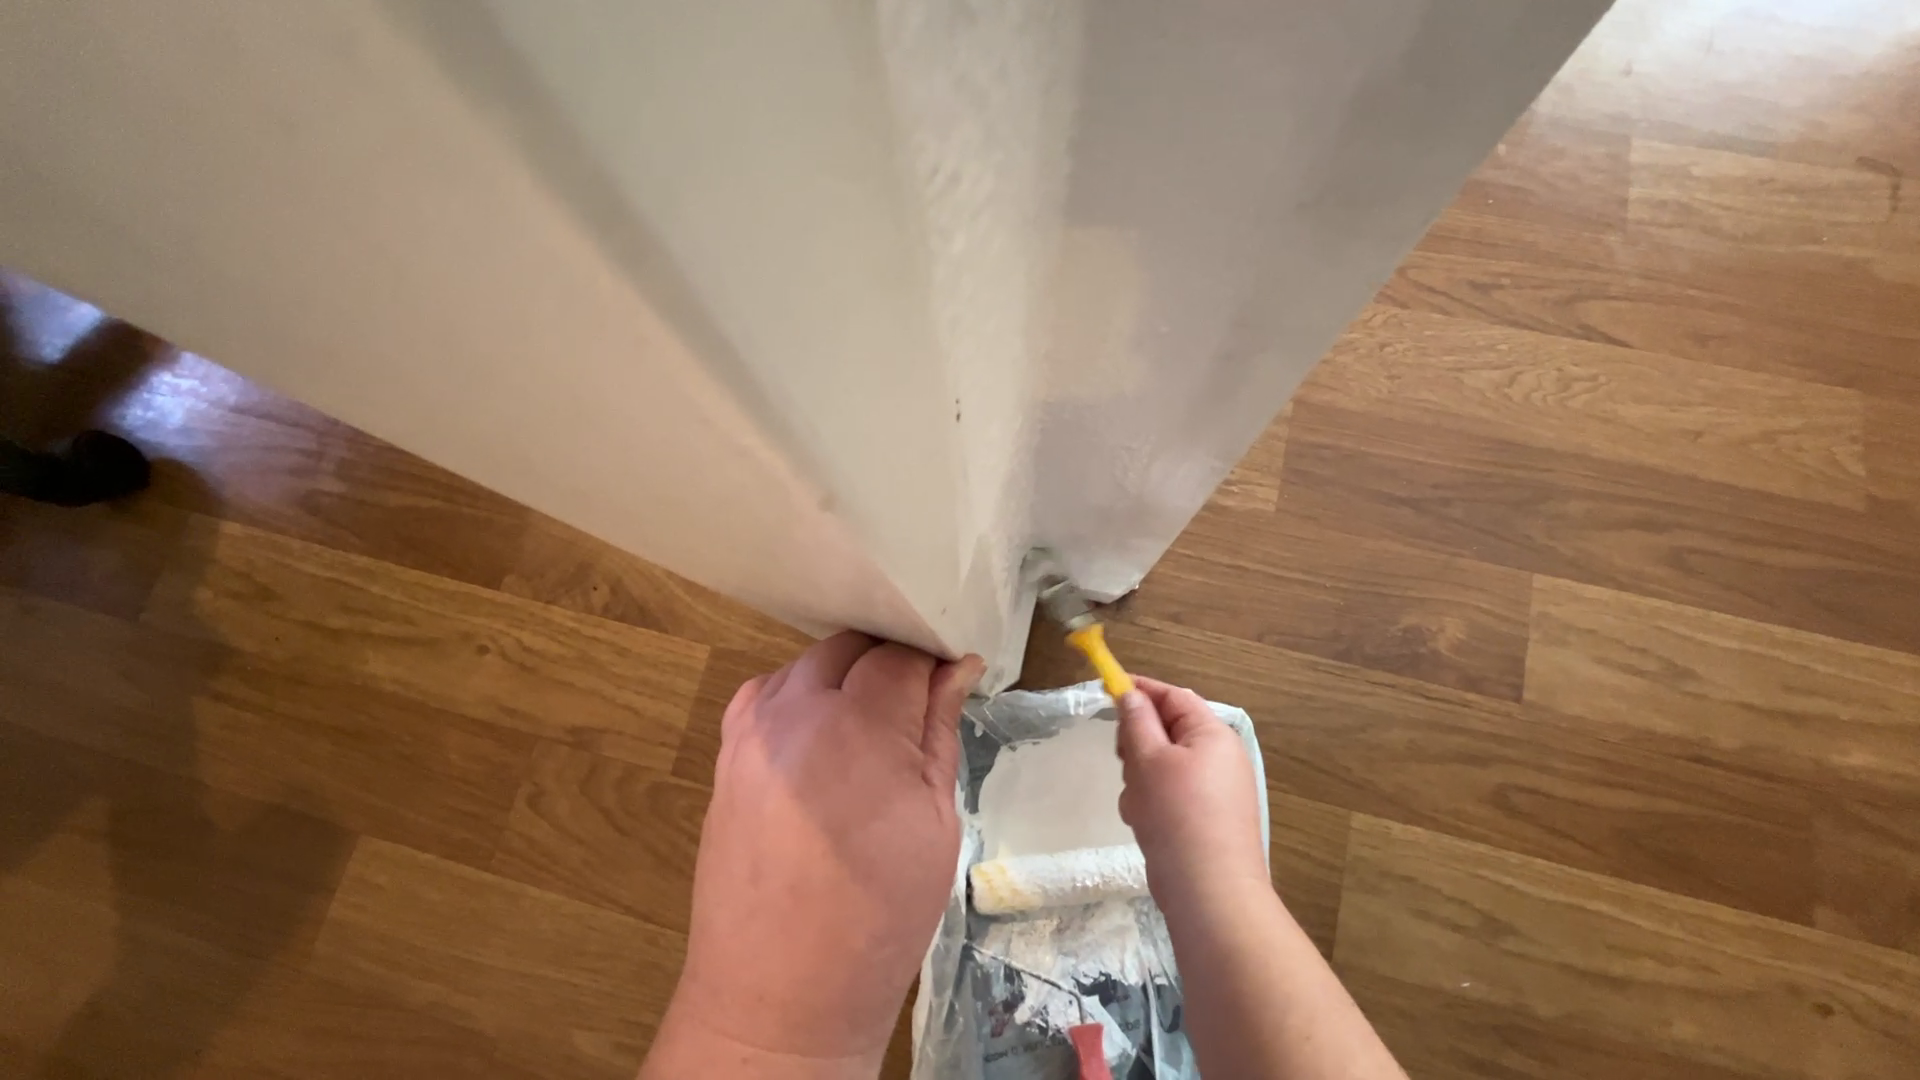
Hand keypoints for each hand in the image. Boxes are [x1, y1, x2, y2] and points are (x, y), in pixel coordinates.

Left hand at [667, 632, 984, 1064]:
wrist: (779, 994)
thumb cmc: (879, 918)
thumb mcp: (937, 823)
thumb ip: (938, 732)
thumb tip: (958, 669)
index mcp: (857, 729)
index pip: (900, 655)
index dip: (932, 662)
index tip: (950, 681)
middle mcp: (794, 713)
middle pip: (850, 648)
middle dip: (888, 663)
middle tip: (915, 707)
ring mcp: (749, 732)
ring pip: (807, 665)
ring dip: (843, 677)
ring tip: (870, 726)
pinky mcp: (725, 754)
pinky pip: (767, 696)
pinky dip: (800, 698)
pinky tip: (821, 738)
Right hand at [1116, 677, 1267, 914]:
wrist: (1210, 893)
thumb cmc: (1179, 816)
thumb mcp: (1149, 760)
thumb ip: (1136, 721)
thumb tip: (1130, 693)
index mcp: (1212, 735)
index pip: (1173, 696)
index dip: (1139, 689)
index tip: (1105, 689)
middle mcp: (1217, 757)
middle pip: (1164, 730)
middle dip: (1137, 745)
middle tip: (1125, 763)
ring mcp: (1212, 791)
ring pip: (1159, 765)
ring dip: (1139, 779)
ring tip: (1139, 805)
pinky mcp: (1202, 819)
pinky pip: (1166, 795)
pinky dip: (1150, 803)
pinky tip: (1145, 825)